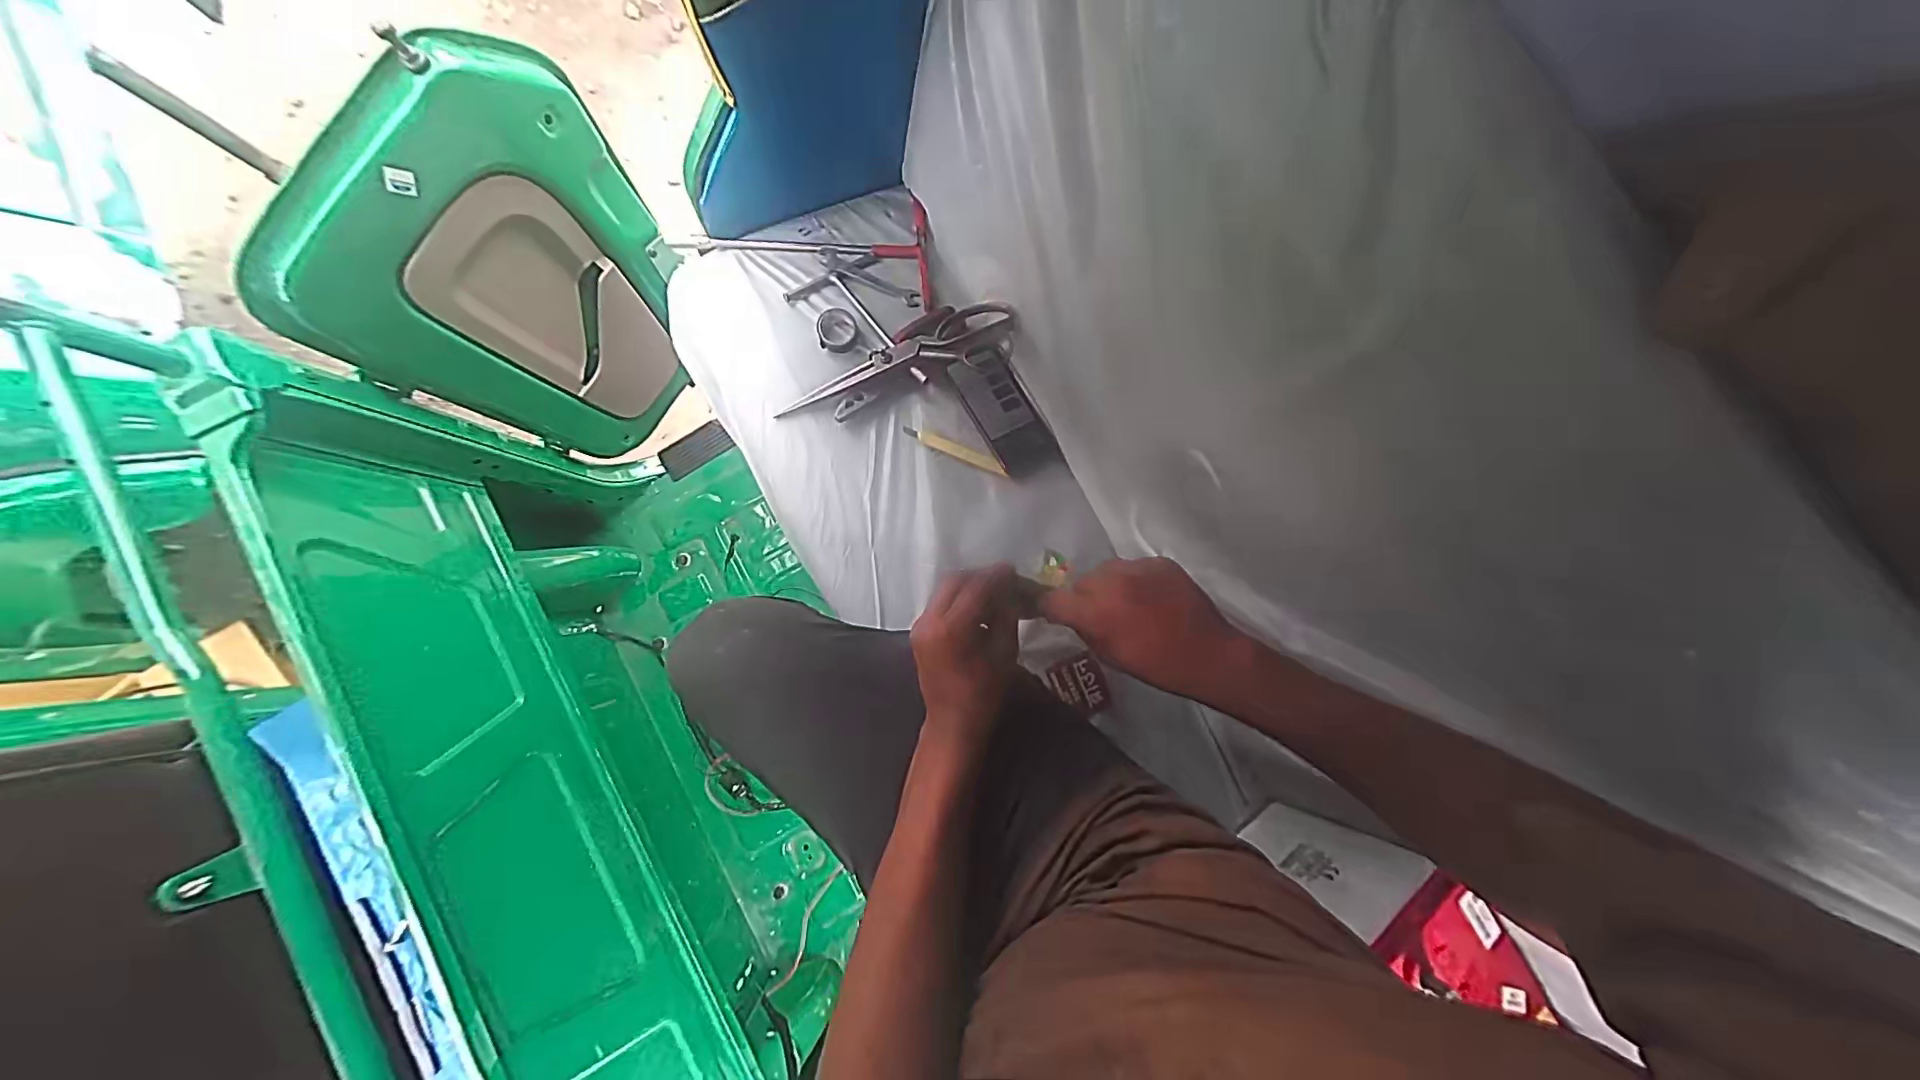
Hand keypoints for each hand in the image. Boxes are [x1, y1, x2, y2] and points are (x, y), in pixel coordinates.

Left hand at [911, 565, 1022, 750]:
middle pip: (954, 581)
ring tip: (992, 592)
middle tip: (1003, 579)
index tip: (1013, 569)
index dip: (996, 576)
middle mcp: (929, 621)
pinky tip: (976, 607)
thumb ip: (1005, 615)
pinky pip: (939, 604)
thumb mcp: (1004, 652)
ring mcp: (920, 626)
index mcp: (951, 628)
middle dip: (980, 576)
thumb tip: (1010, 590)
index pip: (975, 587)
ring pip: (944, 590)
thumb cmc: (984, 694)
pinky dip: (958, 599)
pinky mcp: (918, 632)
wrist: (951, 723)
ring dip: (968, 586)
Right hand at [1039, 557, 1248, 703]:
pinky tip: (1151, 597)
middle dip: (1085, 597)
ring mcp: (1136, 568)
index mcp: (1094, 611)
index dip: (1049, 607)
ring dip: (1109, 585)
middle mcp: (1110, 582)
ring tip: (1128, 603)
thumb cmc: (1155, 665)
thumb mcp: (1110, 655)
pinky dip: (1135, 580)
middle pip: (1081, 582)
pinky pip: (1134, 567)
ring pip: (1107, 570)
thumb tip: (1073, 617)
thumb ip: (1086, 631)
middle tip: (1101, 613)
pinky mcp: (1159, 562)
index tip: (1055, 614)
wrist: (1208, 653)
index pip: (1052, 599)